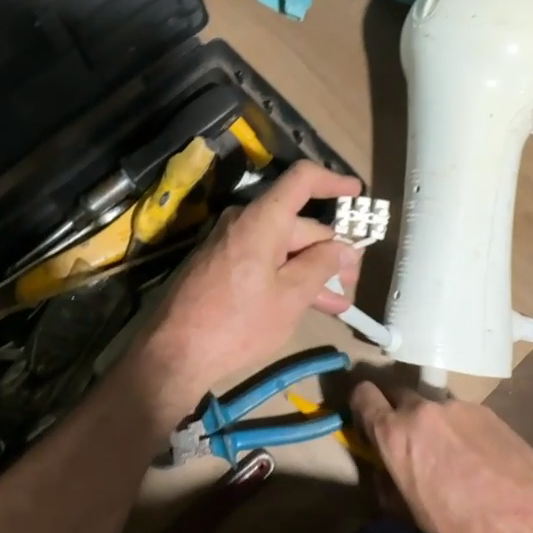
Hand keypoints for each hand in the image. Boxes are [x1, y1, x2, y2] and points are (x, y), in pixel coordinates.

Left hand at [136, 161, 362, 414]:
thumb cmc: (237, 323)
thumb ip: (320, 266)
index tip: (357, 192)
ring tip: (339, 302)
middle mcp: (243, 222)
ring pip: (282, 247)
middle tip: (352, 282)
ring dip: (311, 270)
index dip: (332, 181)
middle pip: (296, 223)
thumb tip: (343, 248)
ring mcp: (229, 243)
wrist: (174, 352)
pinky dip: (288, 276)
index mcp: (261, 219)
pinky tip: (308, 303)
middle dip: (328, 251)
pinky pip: (263, 260)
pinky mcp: (220, 264)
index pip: (301, 180)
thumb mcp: (290, 298)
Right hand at [350, 383, 532, 532]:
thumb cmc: (465, 530)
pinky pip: (461, 413)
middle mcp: (421, 409)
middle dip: (397, 413)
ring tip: (453, 456)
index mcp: (395, 434)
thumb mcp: (413, 516)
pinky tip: (479, 457)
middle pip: (396, 394)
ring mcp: (456, 405)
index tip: (369, 423)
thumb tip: (382, 469)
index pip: (362, 394)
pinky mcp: (486, 410)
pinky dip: (461, 429)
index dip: (362, 407)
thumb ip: (387, 482)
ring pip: (432, 405)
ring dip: (432, 423)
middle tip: (411, 443)